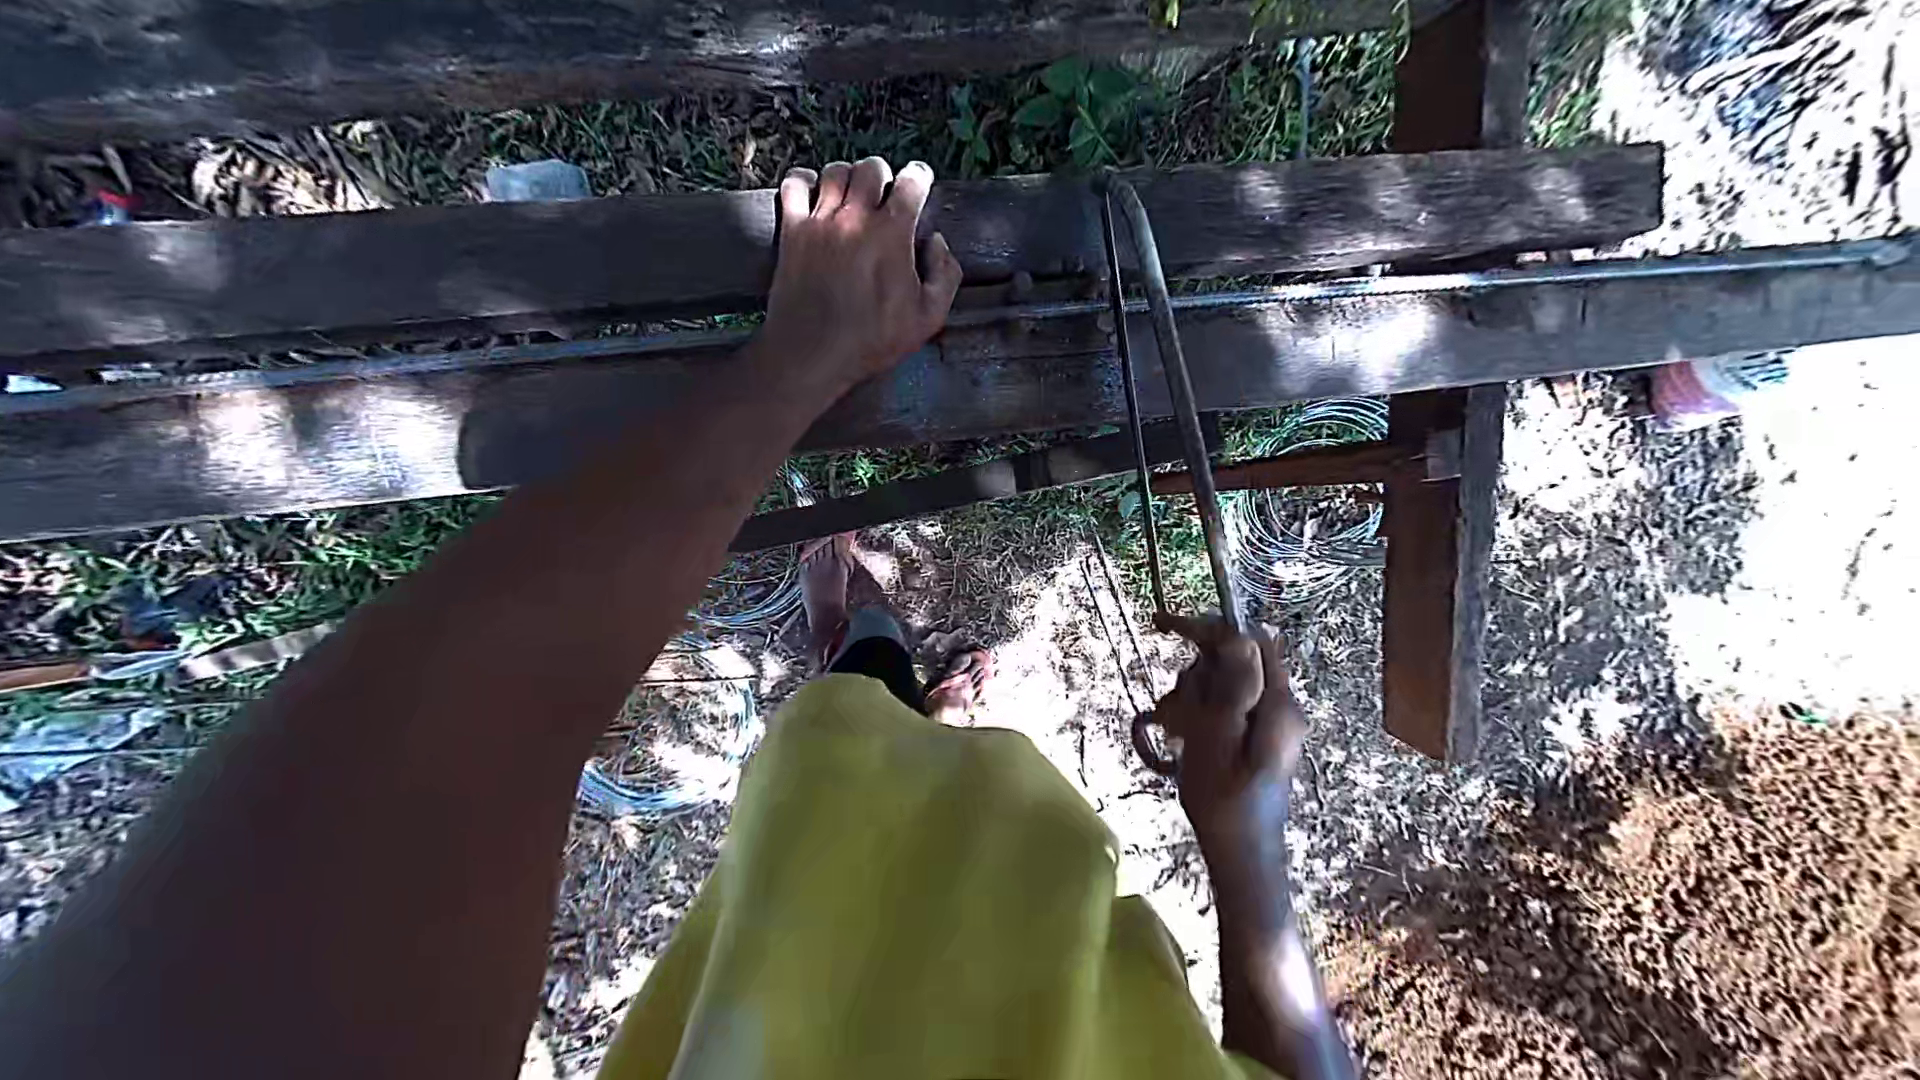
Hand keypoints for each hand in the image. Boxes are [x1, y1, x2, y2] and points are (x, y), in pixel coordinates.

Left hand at [761, 157, 964, 390]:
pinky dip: (805, 180)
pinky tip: (814, 194)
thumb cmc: (872, 341)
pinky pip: (795, 184)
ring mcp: (820, 222)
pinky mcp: (793, 232)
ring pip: (835, 171)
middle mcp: (855, 218)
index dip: (920, 177)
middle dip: (884, 176)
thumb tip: (938, 243)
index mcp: (892, 234)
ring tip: (853, 196)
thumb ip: (945, 276)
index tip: (921, 182)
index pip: (911, 182)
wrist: (813, 354)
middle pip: (871, 169)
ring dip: (848, 178)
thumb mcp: (928, 319)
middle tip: (885, 194)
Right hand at [1150, 614, 1307, 850]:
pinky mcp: (1257, 732)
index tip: (1162, 626)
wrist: (1241, 852)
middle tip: (1174, 710)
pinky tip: (1182, 738)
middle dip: (1196, 674)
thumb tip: (1236, 635)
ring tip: (1175, 731)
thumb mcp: (1218, 736)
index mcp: (1277, 703)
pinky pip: (1225, 704)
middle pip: (1233, 659)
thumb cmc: (1223, 798)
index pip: (1245, 640)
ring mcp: (1271, 719)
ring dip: (1192, 697)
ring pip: (1223, 682)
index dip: (1205, 628)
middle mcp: (1280, 704)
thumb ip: (1231, 685)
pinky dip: (1198, 713)